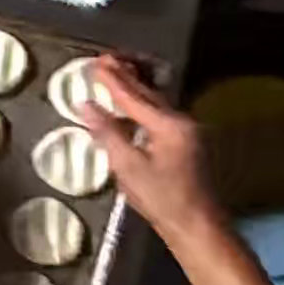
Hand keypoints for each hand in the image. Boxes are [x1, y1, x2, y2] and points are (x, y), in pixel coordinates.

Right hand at [79, 57, 227, 249]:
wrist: (196, 225)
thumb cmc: (160, 198)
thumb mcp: (127, 167)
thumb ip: (107, 133)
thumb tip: (86, 106)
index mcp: (168, 125)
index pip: (133, 97)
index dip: (112, 80)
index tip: (96, 62)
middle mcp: (181, 122)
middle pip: (149, 93)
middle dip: (126, 75)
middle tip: (106, 58)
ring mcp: (186, 132)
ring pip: (156, 101)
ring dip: (134, 86)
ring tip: (117, 71)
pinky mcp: (185, 143)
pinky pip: (159, 113)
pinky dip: (141, 103)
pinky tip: (130, 103)